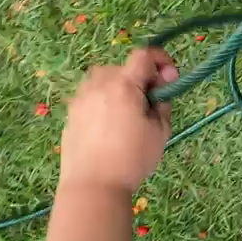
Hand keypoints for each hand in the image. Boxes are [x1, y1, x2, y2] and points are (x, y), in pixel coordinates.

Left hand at [58, 49, 176, 196]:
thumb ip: (163, 103)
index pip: (143, 55)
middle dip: (141, 76)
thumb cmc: (132, 157)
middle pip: (123, 66)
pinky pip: (91, 95)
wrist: (93, 185)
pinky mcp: (71, 114)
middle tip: (152, 100)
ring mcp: (81, 99)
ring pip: (103, 78)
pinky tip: (111, 123)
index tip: (170, 78)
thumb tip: (161, 88)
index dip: (161, 60)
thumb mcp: (161, 130)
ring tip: (129, 109)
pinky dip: (105, 99)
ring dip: (120, 85)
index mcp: (124, 85)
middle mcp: (99, 85)